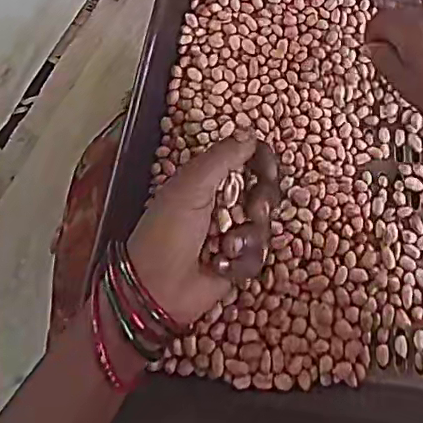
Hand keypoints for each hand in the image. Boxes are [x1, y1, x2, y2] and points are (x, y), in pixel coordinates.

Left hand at [127, 138, 278, 326]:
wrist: (155, 289)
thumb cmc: (166, 231)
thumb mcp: (191, 186)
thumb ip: (222, 157)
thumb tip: (251, 133)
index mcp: (210, 177)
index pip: (249, 158)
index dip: (262, 162)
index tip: (266, 170)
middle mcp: (224, 201)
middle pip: (265, 189)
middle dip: (262, 202)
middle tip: (252, 211)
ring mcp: (233, 231)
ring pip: (266, 224)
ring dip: (249, 235)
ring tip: (227, 246)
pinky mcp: (239, 262)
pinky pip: (260, 254)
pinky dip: (243, 260)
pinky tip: (221, 265)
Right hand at [364, 7, 422, 139]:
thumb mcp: (406, 86)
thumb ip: (384, 60)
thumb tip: (374, 45)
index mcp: (413, 31)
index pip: (381, 18)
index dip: (372, 33)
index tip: (373, 48)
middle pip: (403, 14)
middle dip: (394, 31)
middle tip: (395, 57)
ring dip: (417, 33)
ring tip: (422, 62)